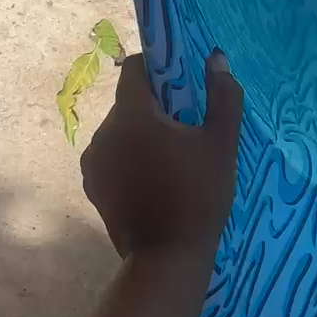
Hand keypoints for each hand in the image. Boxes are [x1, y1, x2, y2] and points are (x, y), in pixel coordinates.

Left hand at [80, 51, 242, 257]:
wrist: (167, 258)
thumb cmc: (200, 194)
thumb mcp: (222, 142)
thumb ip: (223, 95)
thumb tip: (216, 58)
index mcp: (133, 116)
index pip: (136, 69)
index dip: (160, 67)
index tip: (185, 82)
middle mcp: (104, 133)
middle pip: (130, 101)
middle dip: (157, 105)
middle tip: (189, 125)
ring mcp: (93, 162)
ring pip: (122, 129)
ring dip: (144, 131)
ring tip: (174, 156)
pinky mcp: (92, 185)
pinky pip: (113, 154)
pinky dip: (132, 156)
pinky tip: (156, 178)